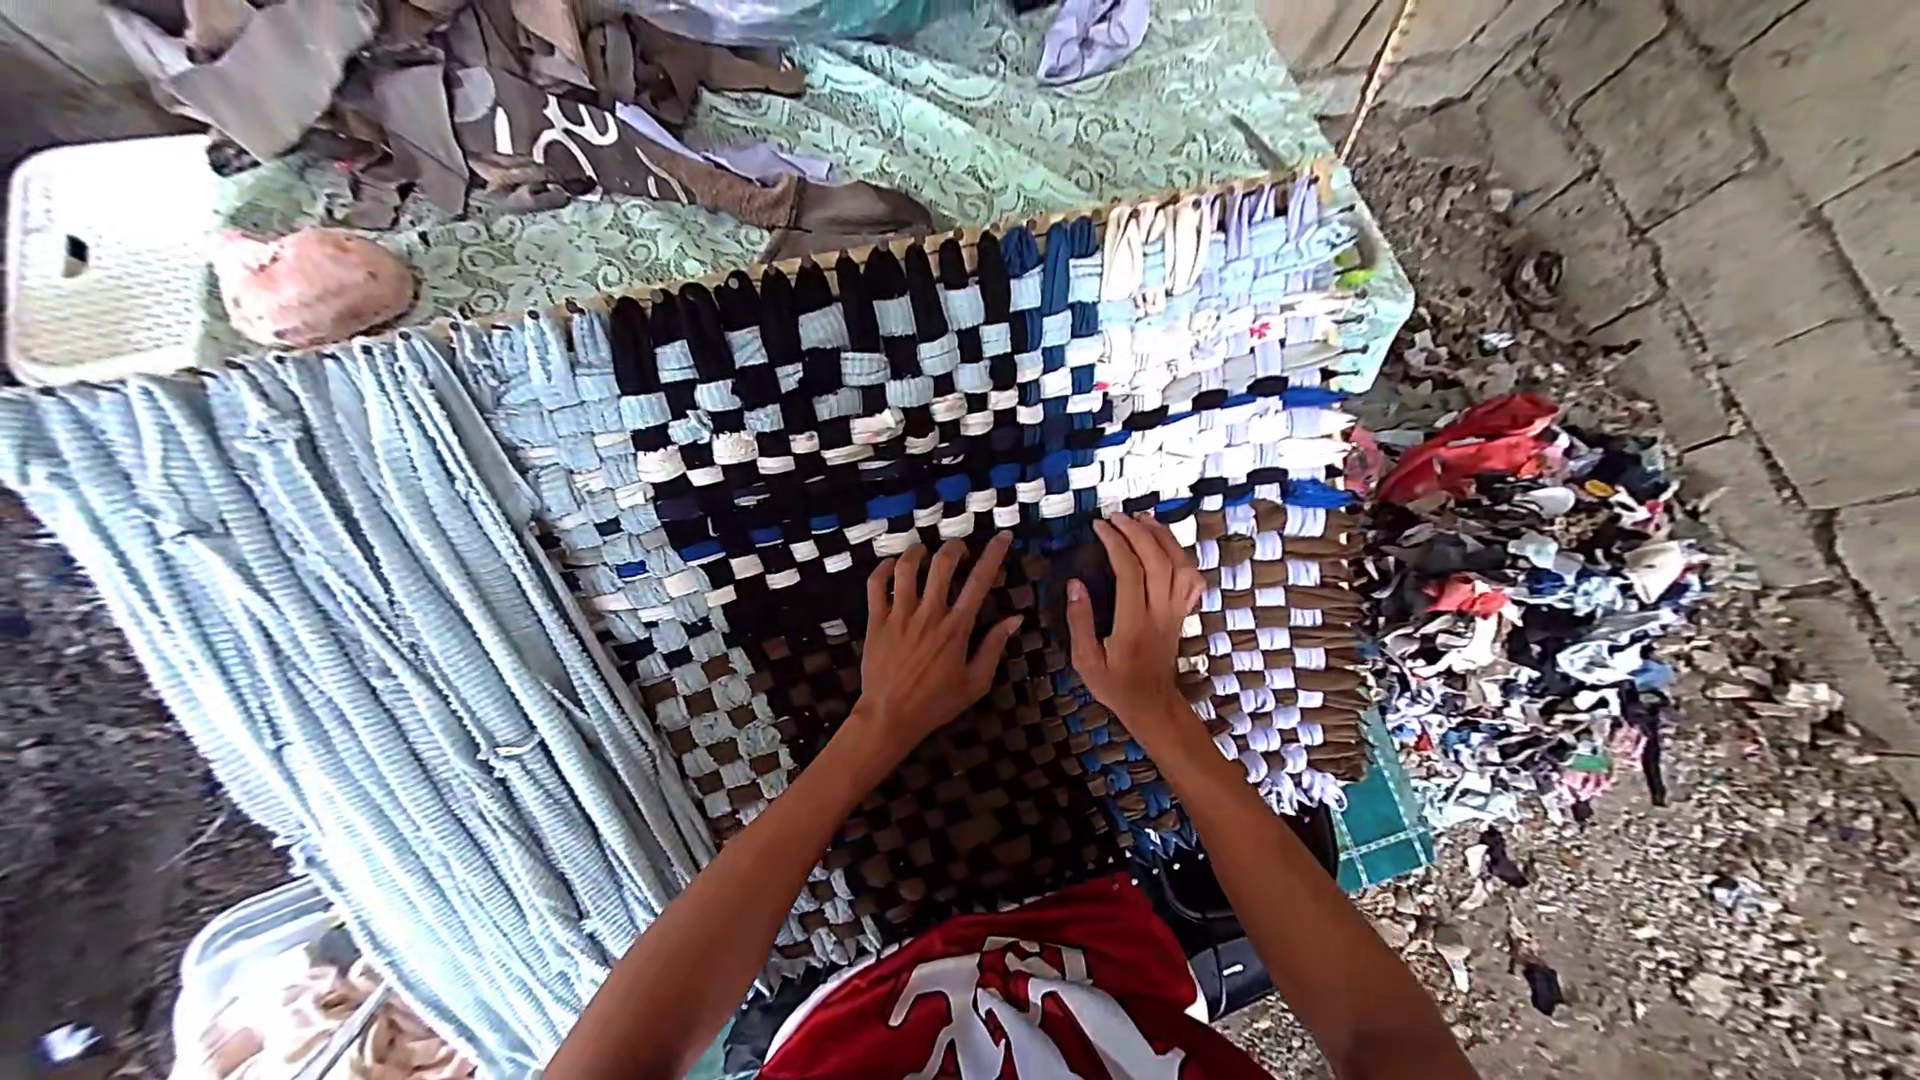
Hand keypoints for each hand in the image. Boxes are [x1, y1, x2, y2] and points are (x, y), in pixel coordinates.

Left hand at [845, 532, 1022, 766]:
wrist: (890, 716)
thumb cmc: (936, 703)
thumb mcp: (975, 682)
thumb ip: (994, 647)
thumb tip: (1014, 619)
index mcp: (956, 628)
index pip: (979, 581)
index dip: (993, 554)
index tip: (1002, 537)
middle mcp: (928, 614)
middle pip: (942, 564)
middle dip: (954, 547)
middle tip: (959, 547)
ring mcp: (899, 615)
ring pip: (907, 568)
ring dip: (918, 552)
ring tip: (924, 551)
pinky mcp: (876, 620)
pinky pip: (876, 585)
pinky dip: (883, 569)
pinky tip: (891, 566)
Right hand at [1067, 514, 1204, 740]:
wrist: (1151, 704)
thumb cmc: (1114, 684)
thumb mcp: (1085, 660)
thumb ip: (1080, 621)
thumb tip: (1075, 584)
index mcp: (1134, 624)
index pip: (1130, 572)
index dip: (1115, 543)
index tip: (1099, 527)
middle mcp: (1161, 613)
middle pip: (1159, 562)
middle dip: (1138, 532)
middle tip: (1117, 517)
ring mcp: (1176, 612)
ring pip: (1181, 566)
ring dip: (1163, 537)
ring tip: (1142, 520)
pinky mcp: (1183, 613)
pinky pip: (1192, 579)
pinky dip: (1182, 556)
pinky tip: (1166, 545)